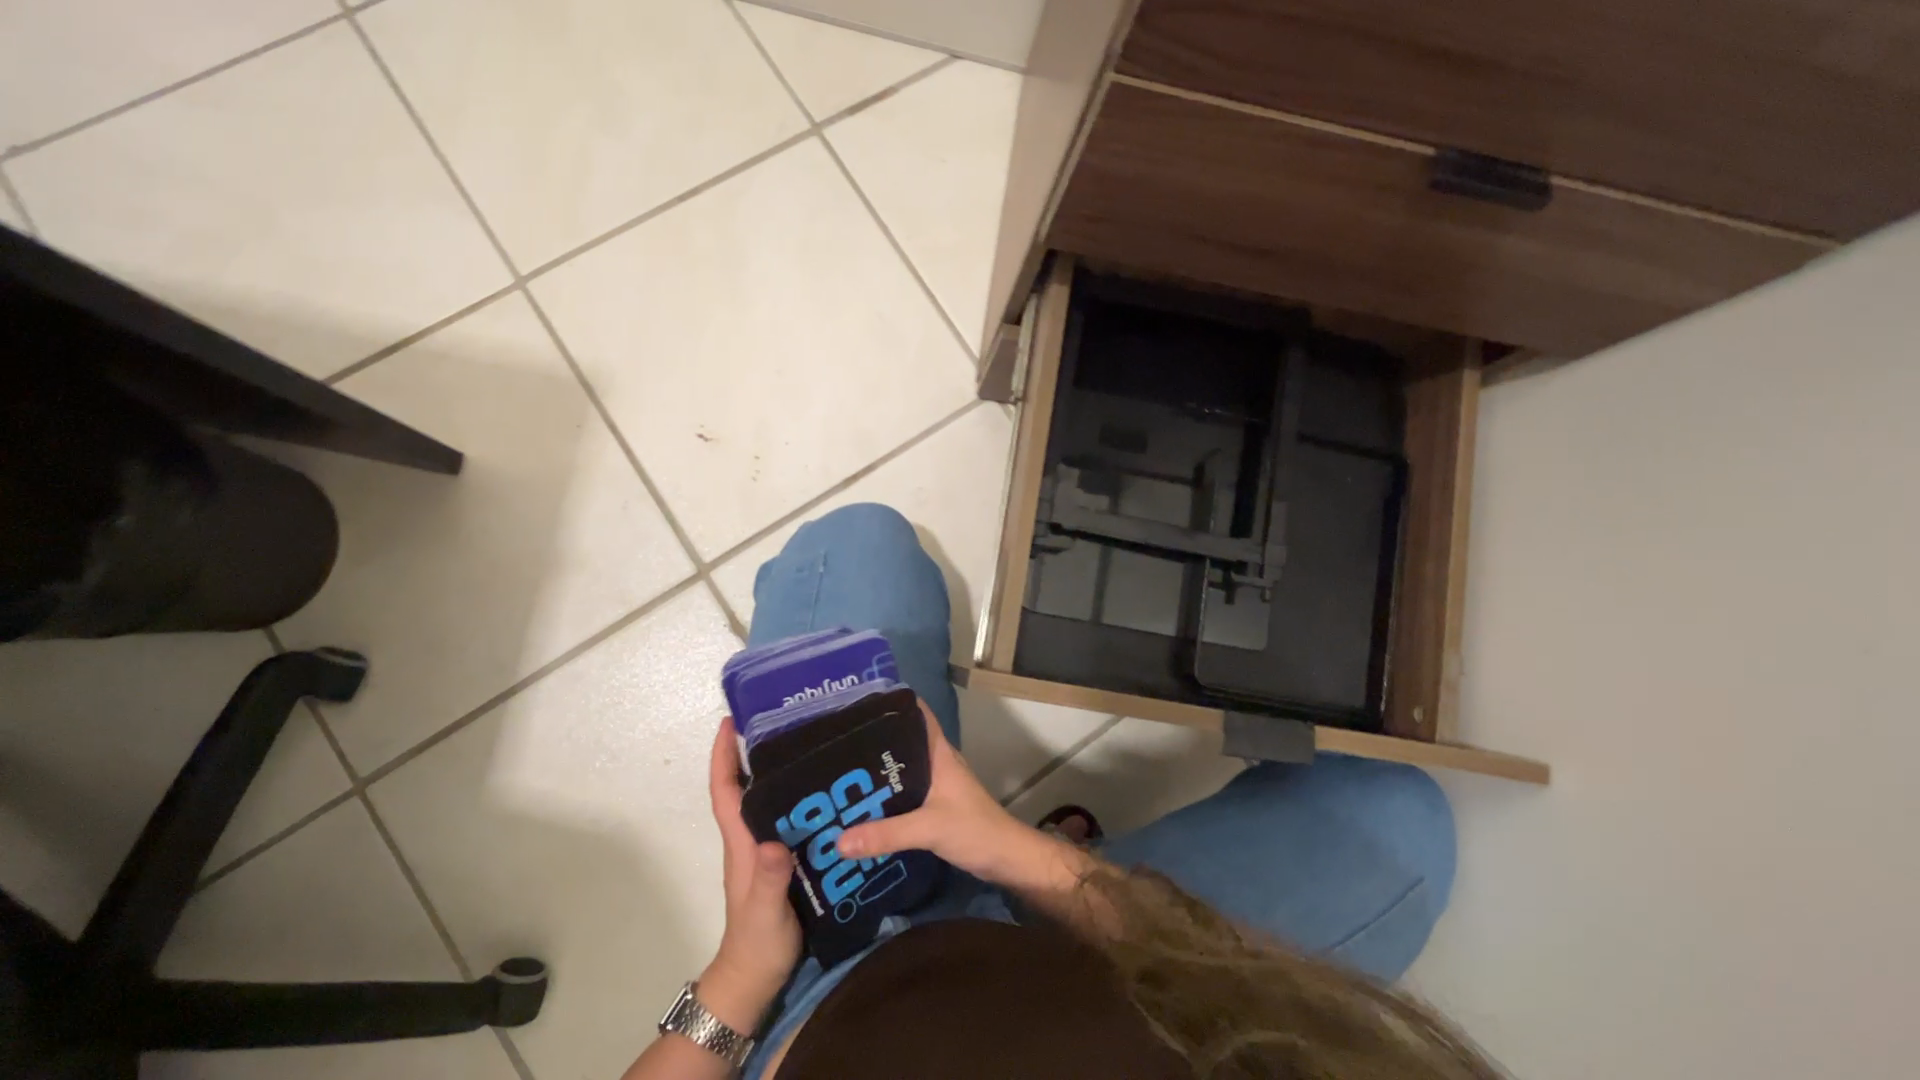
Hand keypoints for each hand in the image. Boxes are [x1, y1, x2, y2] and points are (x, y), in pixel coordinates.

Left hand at [702, 716, 800, 1029]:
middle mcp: (751, 839)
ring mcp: (766, 852)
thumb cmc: (757, 942)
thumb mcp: (766, 911)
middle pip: (747, 788)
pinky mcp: (784, 862)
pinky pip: (789, 821)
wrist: (757, 977)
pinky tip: (828, 792)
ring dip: (781, 773)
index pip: (726, 791)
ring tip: (812, 746)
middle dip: (754, 753)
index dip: (724, 756)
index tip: (731, 722)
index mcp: (742, 843)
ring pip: (770, 802)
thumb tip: (772, 841)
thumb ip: (770, 878)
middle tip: (785, 722)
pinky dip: (802, 801)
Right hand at [834, 703, 1070, 889]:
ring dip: (876, 771)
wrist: (1006, 859)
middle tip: (832, 743)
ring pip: (901, 769)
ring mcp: (936, 785)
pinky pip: (903, 793)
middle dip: (871, 741)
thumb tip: (838, 841)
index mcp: (939, 753)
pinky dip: (884, 795)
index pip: (916, 714)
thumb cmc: (975, 830)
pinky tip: (861, 805)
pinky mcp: (934, 807)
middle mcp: (936, 763)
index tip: (856, 704)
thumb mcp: (929, 829)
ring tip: (837, 772)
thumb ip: (886, 834)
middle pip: (901, 743)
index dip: (891, 704)